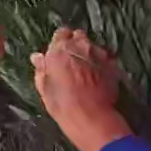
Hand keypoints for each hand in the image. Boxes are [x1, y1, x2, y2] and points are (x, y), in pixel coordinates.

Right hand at [32, 27, 132, 150]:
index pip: (61, 33)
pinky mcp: (112, 64)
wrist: (90, 116)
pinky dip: (102, 63)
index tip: (59, 53)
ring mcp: (99, 53)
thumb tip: (38, 57)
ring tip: (87, 70)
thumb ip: (41, 69)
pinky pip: (106, 57)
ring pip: (93, 46)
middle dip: (75, 44)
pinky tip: (99, 76)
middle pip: (79, 35)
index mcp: (60, 49)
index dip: (60, 42)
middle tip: (72, 60)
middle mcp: (81, 46)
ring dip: (89, 53)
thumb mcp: (44, 88)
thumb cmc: (62, 104)